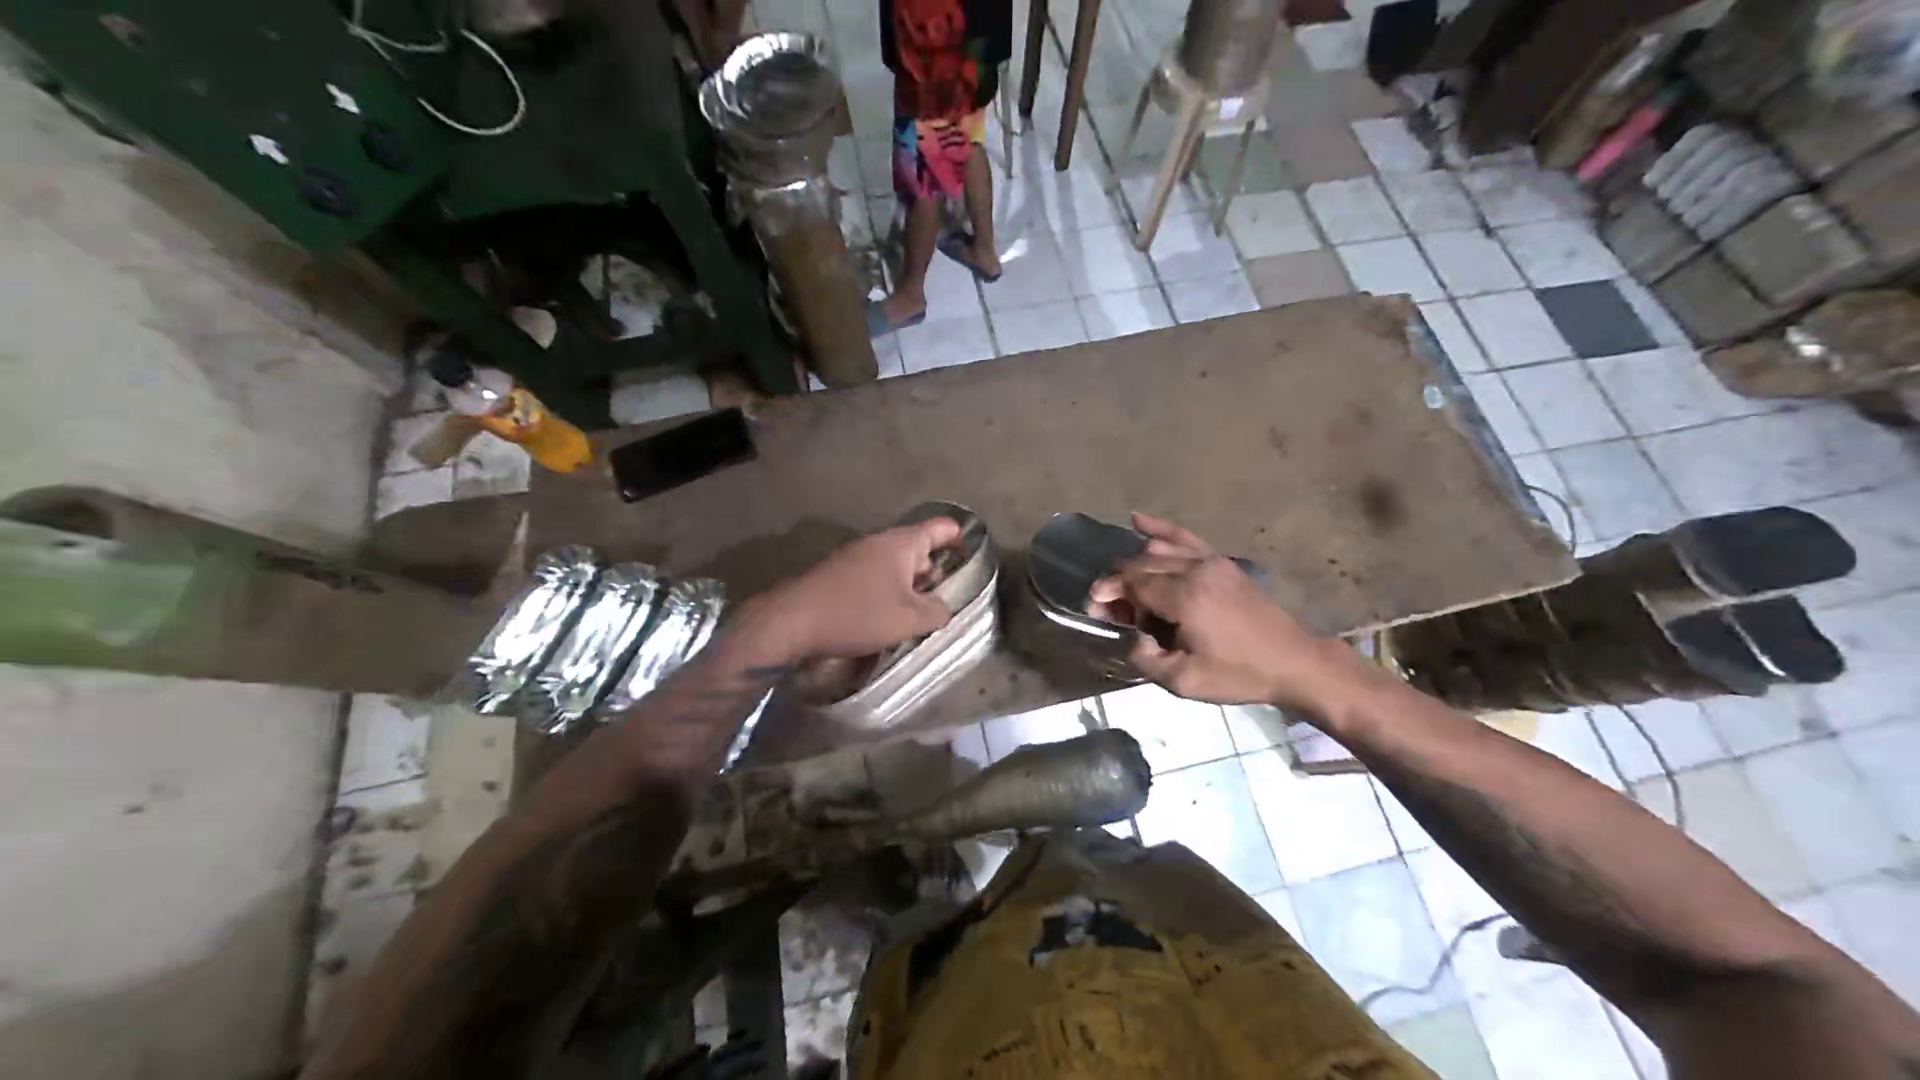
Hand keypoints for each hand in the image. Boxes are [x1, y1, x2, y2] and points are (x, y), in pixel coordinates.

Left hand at [736, 518, 963, 663]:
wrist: (792, 620)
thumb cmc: (858, 614)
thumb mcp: (909, 619)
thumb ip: (937, 612)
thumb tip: (943, 608)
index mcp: (901, 544)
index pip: (940, 528)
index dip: (960, 539)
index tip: (970, 558)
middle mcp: (878, 542)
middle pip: (917, 548)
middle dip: (933, 572)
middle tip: (943, 599)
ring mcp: (855, 556)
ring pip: (894, 565)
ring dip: (909, 585)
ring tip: (916, 613)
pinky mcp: (838, 574)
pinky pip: (874, 576)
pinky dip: (887, 590)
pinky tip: (885, 616)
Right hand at [1088, 513, 1362, 708]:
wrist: (1294, 662)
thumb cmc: (1239, 674)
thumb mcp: (1184, 681)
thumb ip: (1145, 658)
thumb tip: (1132, 636)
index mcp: (1185, 597)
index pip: (1132, 583)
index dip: (1108, 593)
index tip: (1093, 609)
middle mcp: (1195, 570)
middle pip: (1140, 565)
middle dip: (1117, 583)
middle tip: (1107, 608)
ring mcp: (1211, 561)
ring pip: (1158, 551)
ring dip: (1135, 566)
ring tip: (1126, 591)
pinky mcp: (1223, 562)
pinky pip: (1184, 537)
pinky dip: (1159, 529)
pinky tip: (1136, 519)